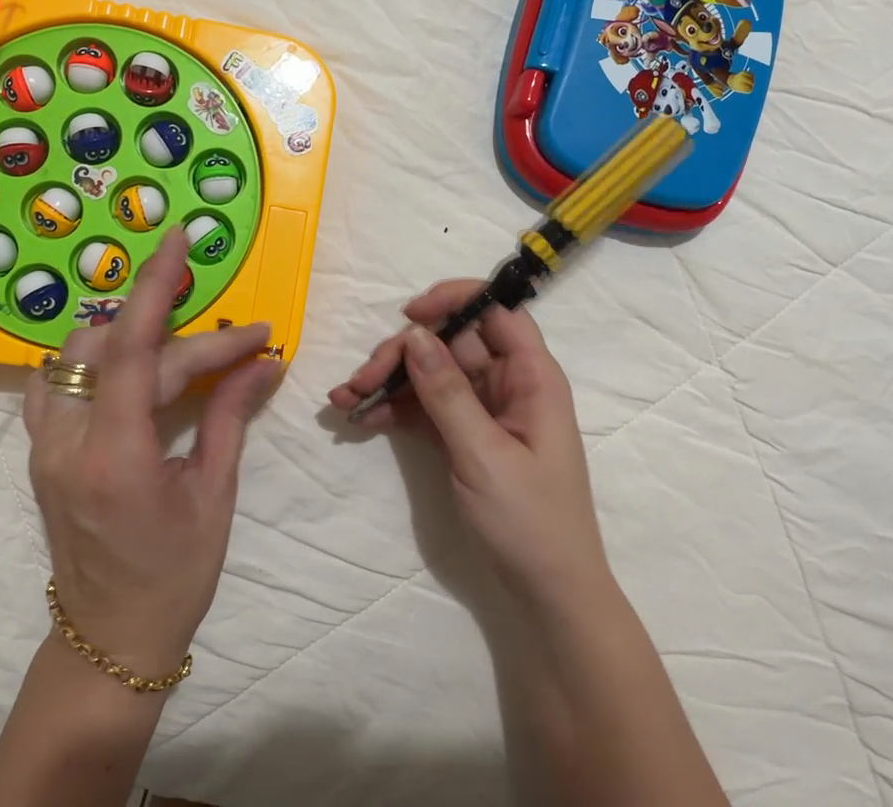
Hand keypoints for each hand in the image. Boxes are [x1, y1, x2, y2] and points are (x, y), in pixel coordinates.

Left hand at [24, 230, 279, 676]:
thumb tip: (264, 362)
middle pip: (121, 350)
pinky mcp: (41, 450)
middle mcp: (67, 440)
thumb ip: (230, 418)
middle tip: (247, 343)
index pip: (135, 348)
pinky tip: (131, 357)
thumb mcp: (213, 495)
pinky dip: (96, 356)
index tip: (182, 242)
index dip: (158, 286)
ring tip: (186, 336)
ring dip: (130, 332)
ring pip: (75, 355)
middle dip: (189, 336)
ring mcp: (44, 445)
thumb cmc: (175, 574)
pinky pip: (58, 381)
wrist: (110, 634)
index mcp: (114, 455)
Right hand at [329, 282, 610, 607]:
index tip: (408, 316)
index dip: (455, 301)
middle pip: (452, 345)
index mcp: (532, 379)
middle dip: (404, 354)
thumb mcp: (483, 454)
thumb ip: (447, 394)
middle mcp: (509, 386)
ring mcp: (485, 413)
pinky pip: (427, 409)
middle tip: (361, 379)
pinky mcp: (465, 439)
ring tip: (345, 400)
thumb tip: (415, 335)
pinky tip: (361, 419)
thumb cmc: (529, 520)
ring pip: (433, 376)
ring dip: (390, 382)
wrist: (547, 591)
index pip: (498, 313)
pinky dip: (396, 410)